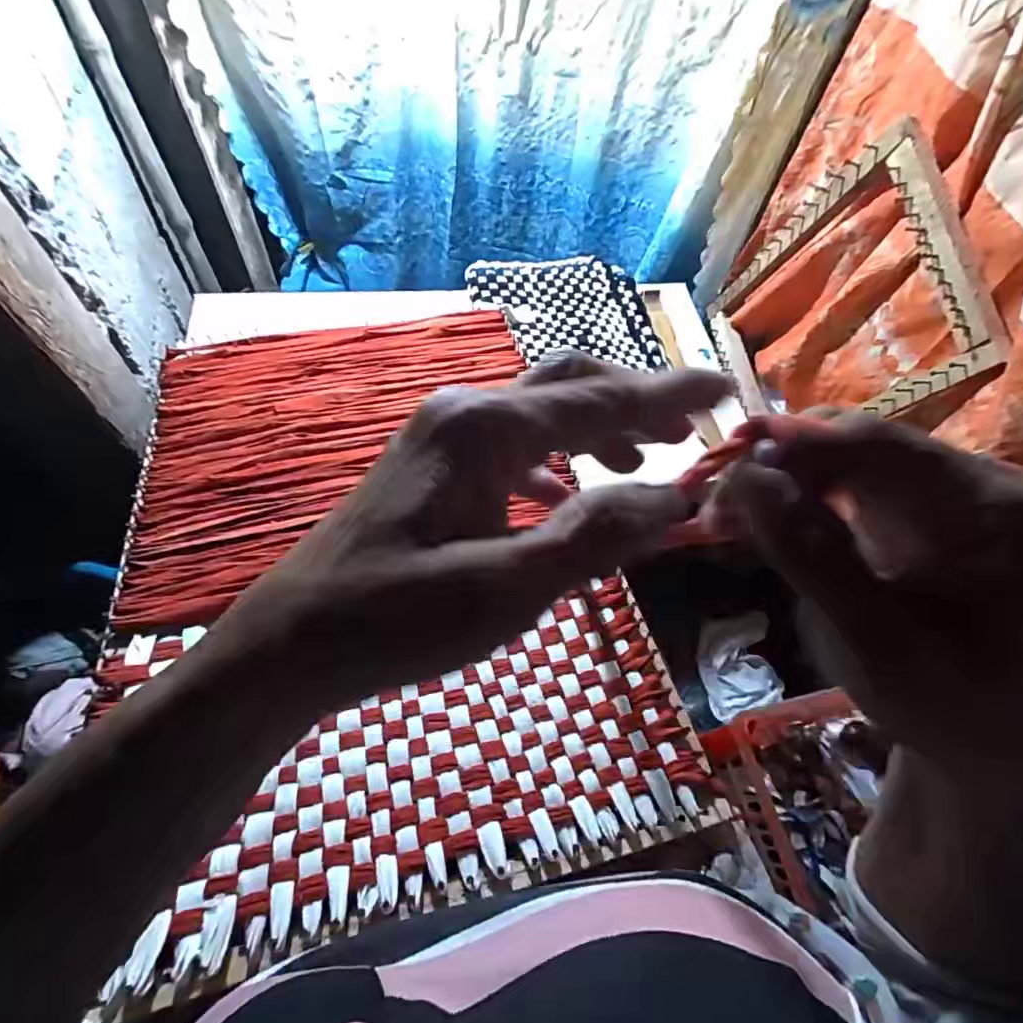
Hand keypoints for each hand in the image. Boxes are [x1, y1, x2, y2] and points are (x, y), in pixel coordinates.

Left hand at [202, 352, 730, 722]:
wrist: (298, 638)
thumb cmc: (396, 618)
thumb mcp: (506, 589)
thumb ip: (593, 537)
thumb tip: (677, 497)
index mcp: (483, 429)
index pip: (596, 399)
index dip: (666, 394)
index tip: (724, 386)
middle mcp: (462, 415)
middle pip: (566, 385)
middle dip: (632, 400)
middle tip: (691, 425)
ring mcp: (439, 439)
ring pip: (537, 414)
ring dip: (593, 428)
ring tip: (641, 459)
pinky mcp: (429, 470)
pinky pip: (508, 448)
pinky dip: (552, 461)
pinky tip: (565, 493)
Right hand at [701, 410, 1022, 773]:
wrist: (984, 752)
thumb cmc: (943, 708)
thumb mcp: (872, 639)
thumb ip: (810, 553)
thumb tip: (746, 476)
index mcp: (1014, 512)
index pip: (892, 448)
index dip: (805, 439)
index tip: (730, 444)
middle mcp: (995, 489)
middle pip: (869, 449)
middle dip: (785, 464)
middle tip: (714, 493)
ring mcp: (961, 500)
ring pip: (853, 465)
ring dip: (784, 482)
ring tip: (723, 511)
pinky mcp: (928, 517)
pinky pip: (854, 490)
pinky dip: (800, 502)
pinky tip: (758, 518)